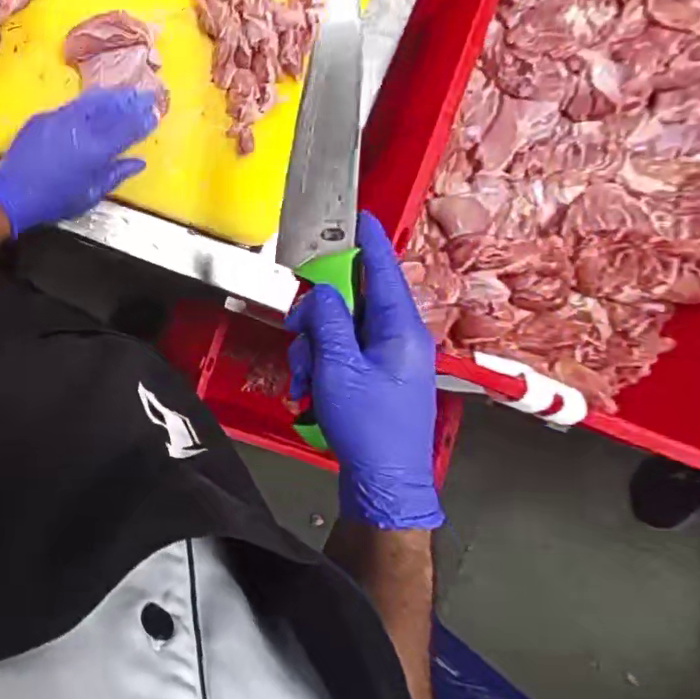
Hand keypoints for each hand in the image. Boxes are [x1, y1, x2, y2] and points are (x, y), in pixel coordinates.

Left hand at [0, 88, 158, 235]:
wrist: (12, 193)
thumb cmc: (54, 200)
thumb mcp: (89, 194)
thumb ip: (115, 175)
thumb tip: (138, 162)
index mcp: (96, 149)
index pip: (128, 127)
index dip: (144, 119)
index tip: (155, 113)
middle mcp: (81, 127)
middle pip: (112, 107)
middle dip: (132, 100)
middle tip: (147, 94)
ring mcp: (60, 118)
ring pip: (91, 101)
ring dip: (111, 96)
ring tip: (124, 93)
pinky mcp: (44, 117)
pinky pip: (71, 106)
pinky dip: (87, 104)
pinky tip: (93, 104)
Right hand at [285, 212, 445, 530]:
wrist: (384, 479)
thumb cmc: (369, 425)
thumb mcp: (339, 367)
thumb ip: (327, 323)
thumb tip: (322, 294)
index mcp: (400, 331)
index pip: (384, 273)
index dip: (370, 243)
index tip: (359, 219)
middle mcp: (397, 341)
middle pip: (349, 306)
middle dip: (316, 322)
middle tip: (299, 338)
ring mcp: (386, 362)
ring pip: (336, 334)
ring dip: (312, 353)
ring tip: (307, 382)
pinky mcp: (373, 380)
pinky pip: (338, 358)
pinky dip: (318, 370)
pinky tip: (310, 392)